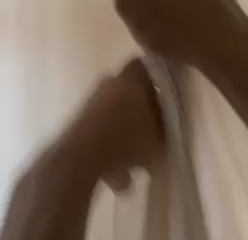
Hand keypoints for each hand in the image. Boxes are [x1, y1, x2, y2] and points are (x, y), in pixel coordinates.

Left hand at [62, 58, 162, 193]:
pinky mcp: (77, 126)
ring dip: (127, 139)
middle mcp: (110, 84)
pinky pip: (101, 135)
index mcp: (131, 77)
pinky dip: (110, 152)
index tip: (171, 98)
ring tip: (138, 168)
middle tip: (156, 134)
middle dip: (145, 115)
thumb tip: (170, 125)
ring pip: (116, 118)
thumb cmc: (125, 142)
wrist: (77, 161)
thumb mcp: (158, 137)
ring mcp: (91, 104)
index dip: (162, 81)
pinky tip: (118, 181)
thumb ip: (167, 128)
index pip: (150, 67)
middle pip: (133, 94)